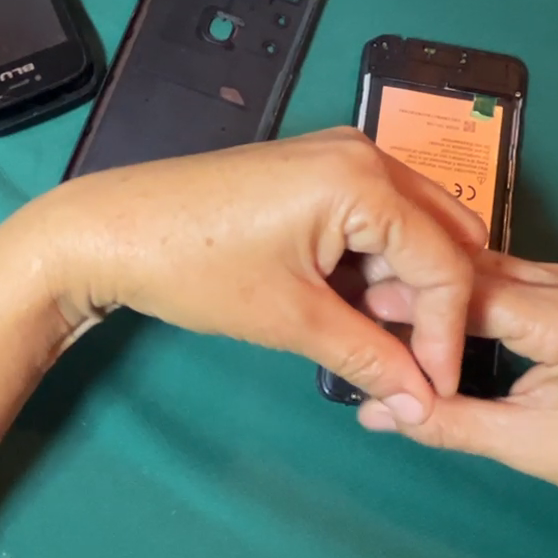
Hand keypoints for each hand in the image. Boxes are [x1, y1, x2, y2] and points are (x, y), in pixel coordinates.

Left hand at [21, 130, 489, 415]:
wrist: (109, 231)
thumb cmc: (197, 268)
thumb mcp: (290, 319)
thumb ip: (369, 357)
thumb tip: (422, 404)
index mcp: (364, 178)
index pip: (444, 262)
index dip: (447, 333)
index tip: (435, 389)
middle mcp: (361, 152)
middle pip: (439, 233)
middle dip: (434, 301)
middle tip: (412, 358)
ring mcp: (333, 155)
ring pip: (407, 226)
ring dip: (403, 282)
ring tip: (372, 334)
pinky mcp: (309, 171)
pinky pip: (370, 216)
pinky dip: (373, 261)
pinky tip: (349, 300)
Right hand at [357, 252, 557, 534]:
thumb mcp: (524, 445)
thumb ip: (445, 422)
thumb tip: (372, 413)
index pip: (463, 291)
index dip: (406, 304)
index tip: (355, 321)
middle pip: (469, 271)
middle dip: (414, 292)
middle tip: (359, 316)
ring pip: (482, 273)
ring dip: (435, 294)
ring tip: (384, 319)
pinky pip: (500, 286)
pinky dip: (461, 302)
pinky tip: (430, 323)